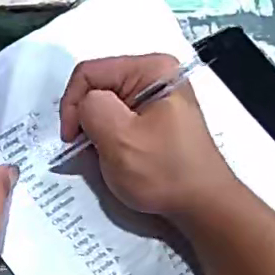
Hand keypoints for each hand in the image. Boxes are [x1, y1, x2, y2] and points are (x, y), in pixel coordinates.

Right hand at [58, 53, 239, 221]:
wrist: (202, 205)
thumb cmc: (164, 172)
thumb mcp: (119, 138)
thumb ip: (91, 108)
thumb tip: (84, 106)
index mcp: (151, 69)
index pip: (88, 73)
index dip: (72, 106)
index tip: (72, 140)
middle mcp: (156, 76)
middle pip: (97, 88)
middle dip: (86, 119)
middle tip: (88, 150)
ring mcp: (157, 99)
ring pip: (106, 107)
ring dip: (97, 133)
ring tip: (106, 157)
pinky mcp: (157, 119)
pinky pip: (120, 120)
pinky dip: (110, 139)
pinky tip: (118, 158)